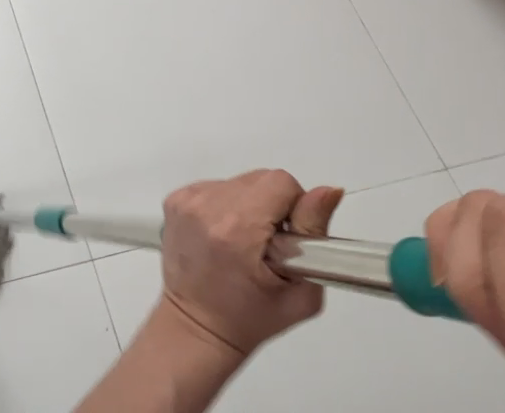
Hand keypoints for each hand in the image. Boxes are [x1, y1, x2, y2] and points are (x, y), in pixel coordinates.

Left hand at [160, 170, 344, 355]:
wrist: (196, 324)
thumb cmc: (252, 316)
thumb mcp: (300, 291)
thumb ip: (315, 233)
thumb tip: (330, 190)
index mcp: (236, 228)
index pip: (280, 182)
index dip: (295, 208)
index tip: (290, 238)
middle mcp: (205, 206)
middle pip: (259, 179)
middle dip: (274, 207)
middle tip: (269, 246)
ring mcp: (186, 200)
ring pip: (239, 182)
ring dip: (250, 206)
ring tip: (245, 244)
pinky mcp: (174, 199)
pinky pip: (217, 187)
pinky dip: (228, 206)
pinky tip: (225, 237)